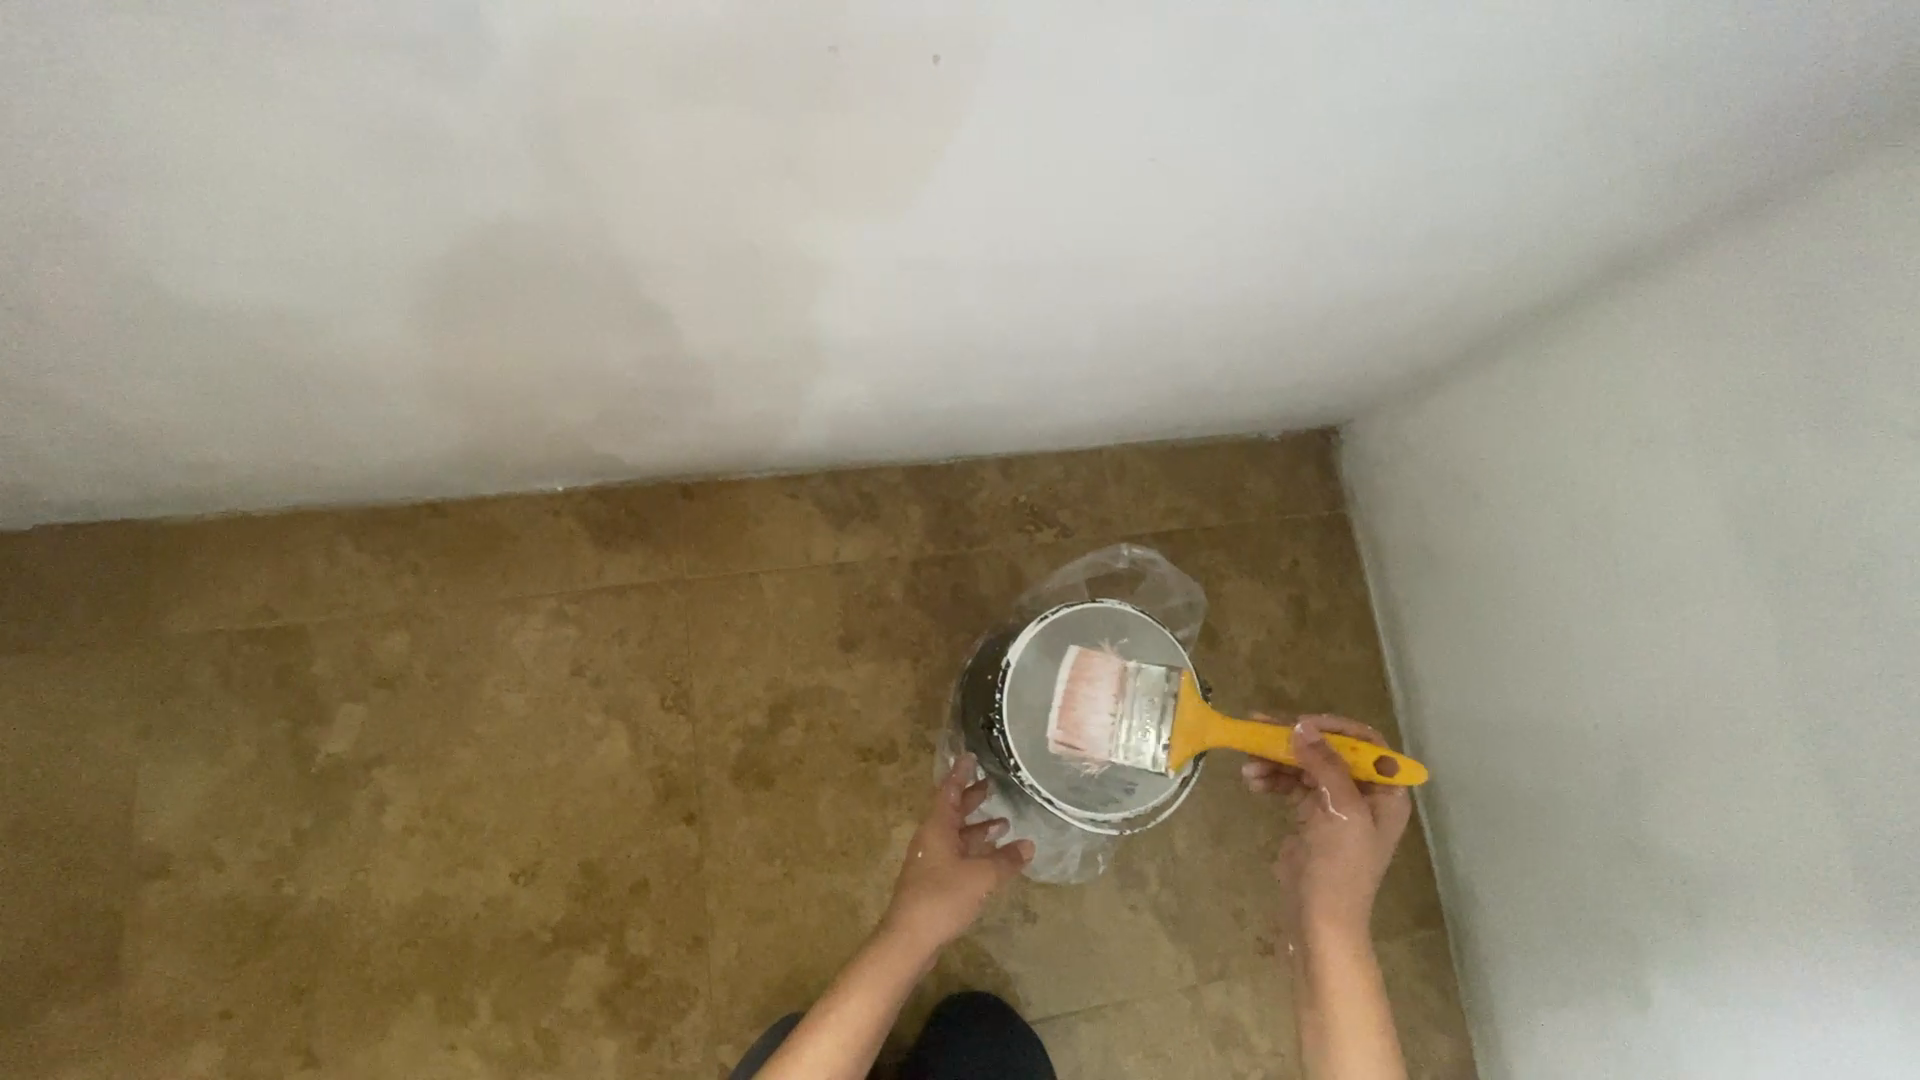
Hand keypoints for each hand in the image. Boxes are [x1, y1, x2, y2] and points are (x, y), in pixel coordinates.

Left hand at [880, 754, 1034, 951]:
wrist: (909, 938)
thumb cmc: (942, 897)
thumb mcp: (981, 877)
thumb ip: (1005, 860)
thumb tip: (1028, 845)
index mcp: (937, 827)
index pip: (949, 791)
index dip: (961, 774)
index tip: (970, 757)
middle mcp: (931, 839)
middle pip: (952, 811)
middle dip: (972, 798)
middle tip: (992, 786)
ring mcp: (930, 861)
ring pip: (956, 834)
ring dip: (977, 828)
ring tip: (1003, 823)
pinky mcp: (933, 881)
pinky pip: (956, 854)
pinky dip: (974, 850)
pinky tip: (991, 858)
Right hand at [1242, 715, 1411, 942]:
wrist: (1320, 917)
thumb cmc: (1342, 867)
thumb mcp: (1341, 811)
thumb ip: (1325, 765)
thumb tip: (1301, 726)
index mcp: (1384, 792)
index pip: (1365, 743)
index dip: (1334, 728)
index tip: (1299, 724)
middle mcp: (1362, 793)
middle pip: (1328, 750)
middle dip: (1293, 741)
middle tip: (1258, 728)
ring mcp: (1335, 804)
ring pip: (1304, 764)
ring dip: (1275, 760)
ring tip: (1249, 765)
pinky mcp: (1309, 815)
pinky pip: (1290, 783)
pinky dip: (1271, 778)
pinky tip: (1252, 781)